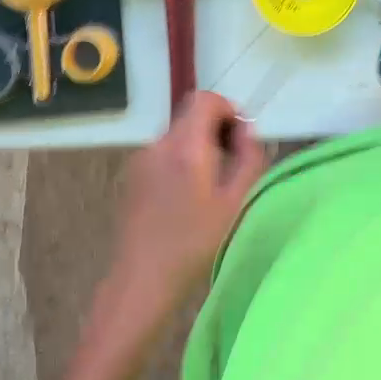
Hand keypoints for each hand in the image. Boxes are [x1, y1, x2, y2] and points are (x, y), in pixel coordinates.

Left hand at [111, 91, 265, 305]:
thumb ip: (248, 157)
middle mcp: (159, 143)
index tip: (240, 139)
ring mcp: (141, 159)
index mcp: (185, 145)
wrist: (142, 281)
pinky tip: (186, 198)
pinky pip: (164, 153)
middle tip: (231, 164)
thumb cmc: (194, 244)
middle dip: (215, 130)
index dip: (227, 110)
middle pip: (191, 115)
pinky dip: (180, 161)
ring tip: (210, 186)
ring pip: (178, 135)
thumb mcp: (235, 201)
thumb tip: (247, 129)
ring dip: (198, 146)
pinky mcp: (132, 176)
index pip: (205, 99)